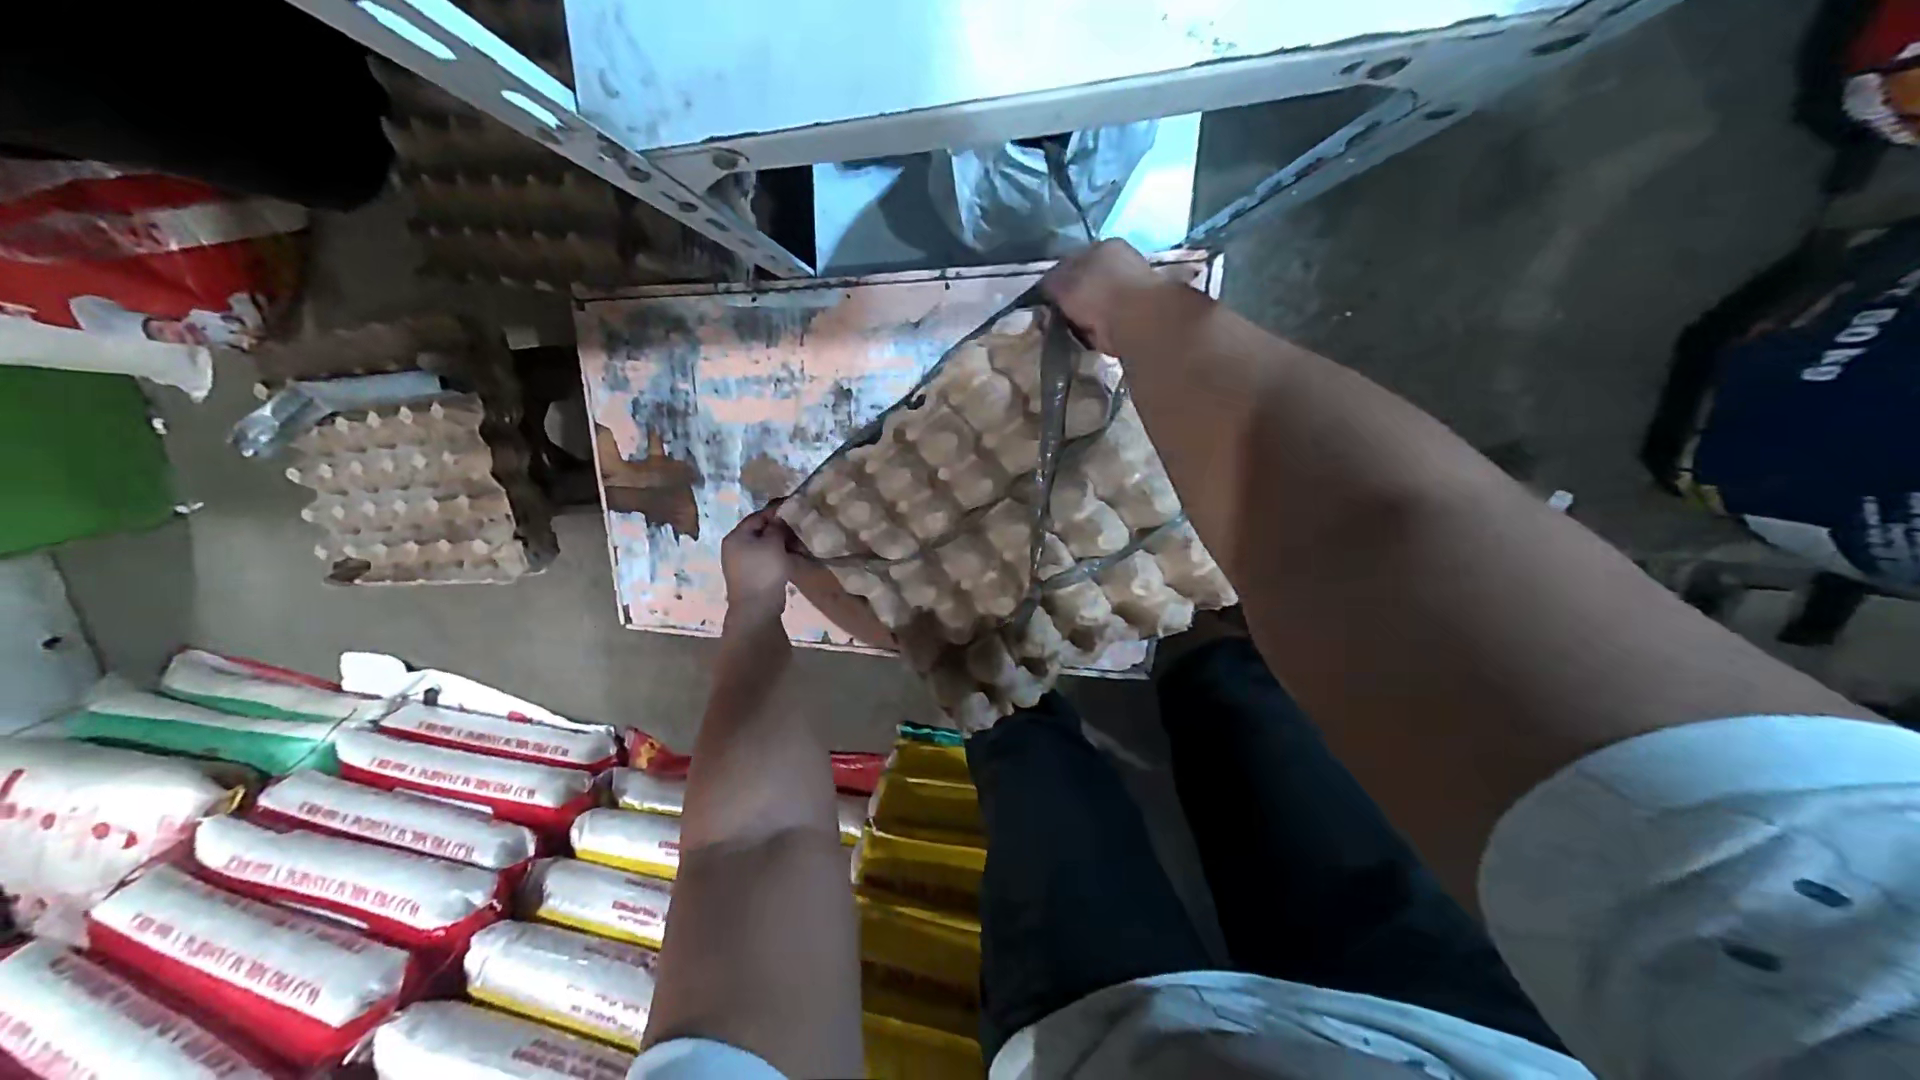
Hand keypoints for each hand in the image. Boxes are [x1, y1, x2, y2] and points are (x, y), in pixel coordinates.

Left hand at [721, 505, 797, 621]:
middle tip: (800, 527)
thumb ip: (776, 527)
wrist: (756, 608)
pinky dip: (780, 556)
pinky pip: (767, 559)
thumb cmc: (763, 570)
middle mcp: (735, 547)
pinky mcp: (752, 575)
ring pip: (765, 546)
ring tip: (800, 544)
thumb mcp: (773, 543)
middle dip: (781, 529)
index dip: (776, 510)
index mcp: (736, 536)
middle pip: (761, 531)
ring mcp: (742, 563)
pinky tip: (794, 558)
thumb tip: (779, 518)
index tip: (794, 506)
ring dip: (782, 544)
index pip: (757, 516)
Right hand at [1040, 239, 1175, 354]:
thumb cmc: (1096, 291)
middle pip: (1084, 285)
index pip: (1074, 260)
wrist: (1133, 319)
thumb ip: (1050, 282)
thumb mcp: (1062, 281)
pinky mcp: (1133, 317)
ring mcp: (1129, 291)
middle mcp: (1119, 265)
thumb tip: (1045, 287)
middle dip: (1070, 301)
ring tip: (1071, 330)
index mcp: (1104, 247)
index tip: (1045, 297)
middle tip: (1055, 317)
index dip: (1057, 279)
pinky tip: (1087, 338)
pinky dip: (1094, 333)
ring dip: (1081, 319)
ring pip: (1093, 306)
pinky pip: (1103, 325)